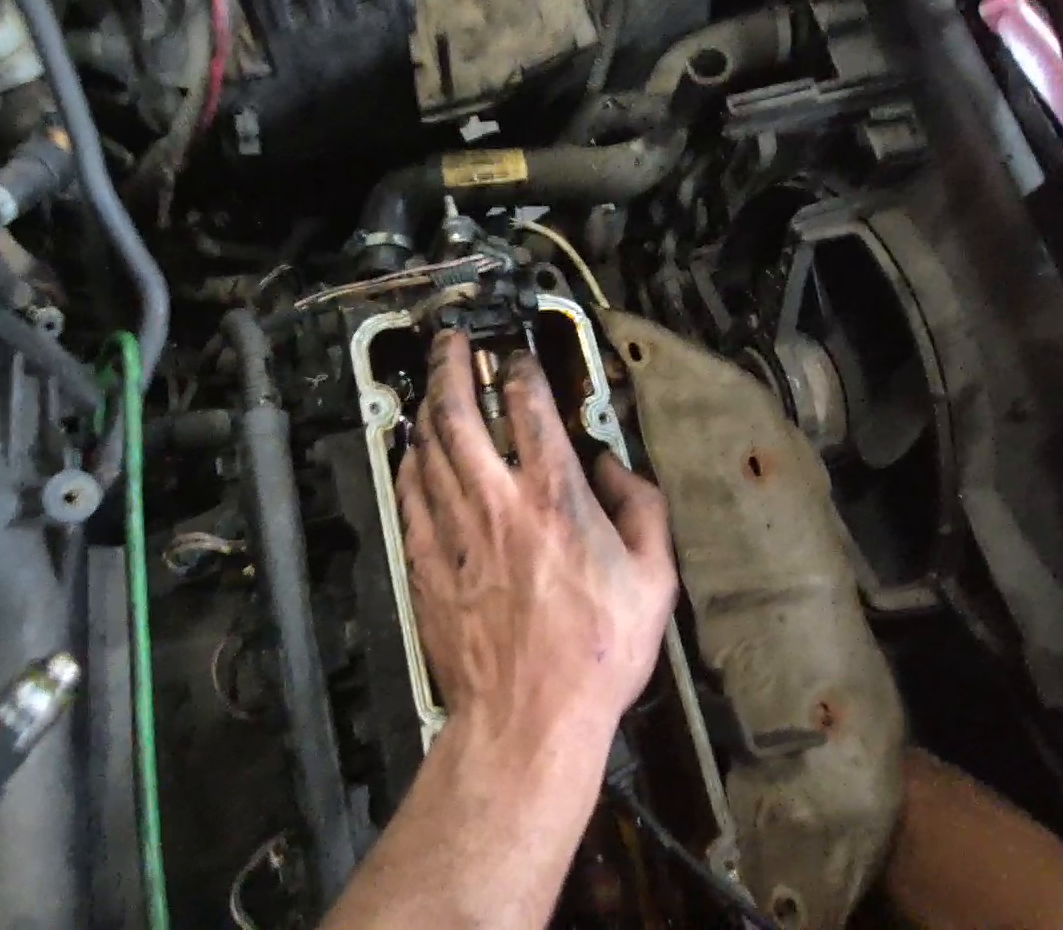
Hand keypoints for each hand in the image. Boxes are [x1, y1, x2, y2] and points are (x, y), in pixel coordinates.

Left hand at [396, 331, 678, 754]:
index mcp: (556, 500)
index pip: (531, 409)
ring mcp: (456, 532)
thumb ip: (641, 509)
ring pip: (428, 449)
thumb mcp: (653, 581)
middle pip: (459, 414)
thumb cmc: (595, 654)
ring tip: (430, 391)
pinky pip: (410, 498)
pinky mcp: (429, 564)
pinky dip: (409, 466)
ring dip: (427, 411)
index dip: (521, 372)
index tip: (518, 362)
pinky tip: (412, 455)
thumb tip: (615, 469)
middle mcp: (498, 503)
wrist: (529, 717)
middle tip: (449, 345)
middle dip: (450, 367)